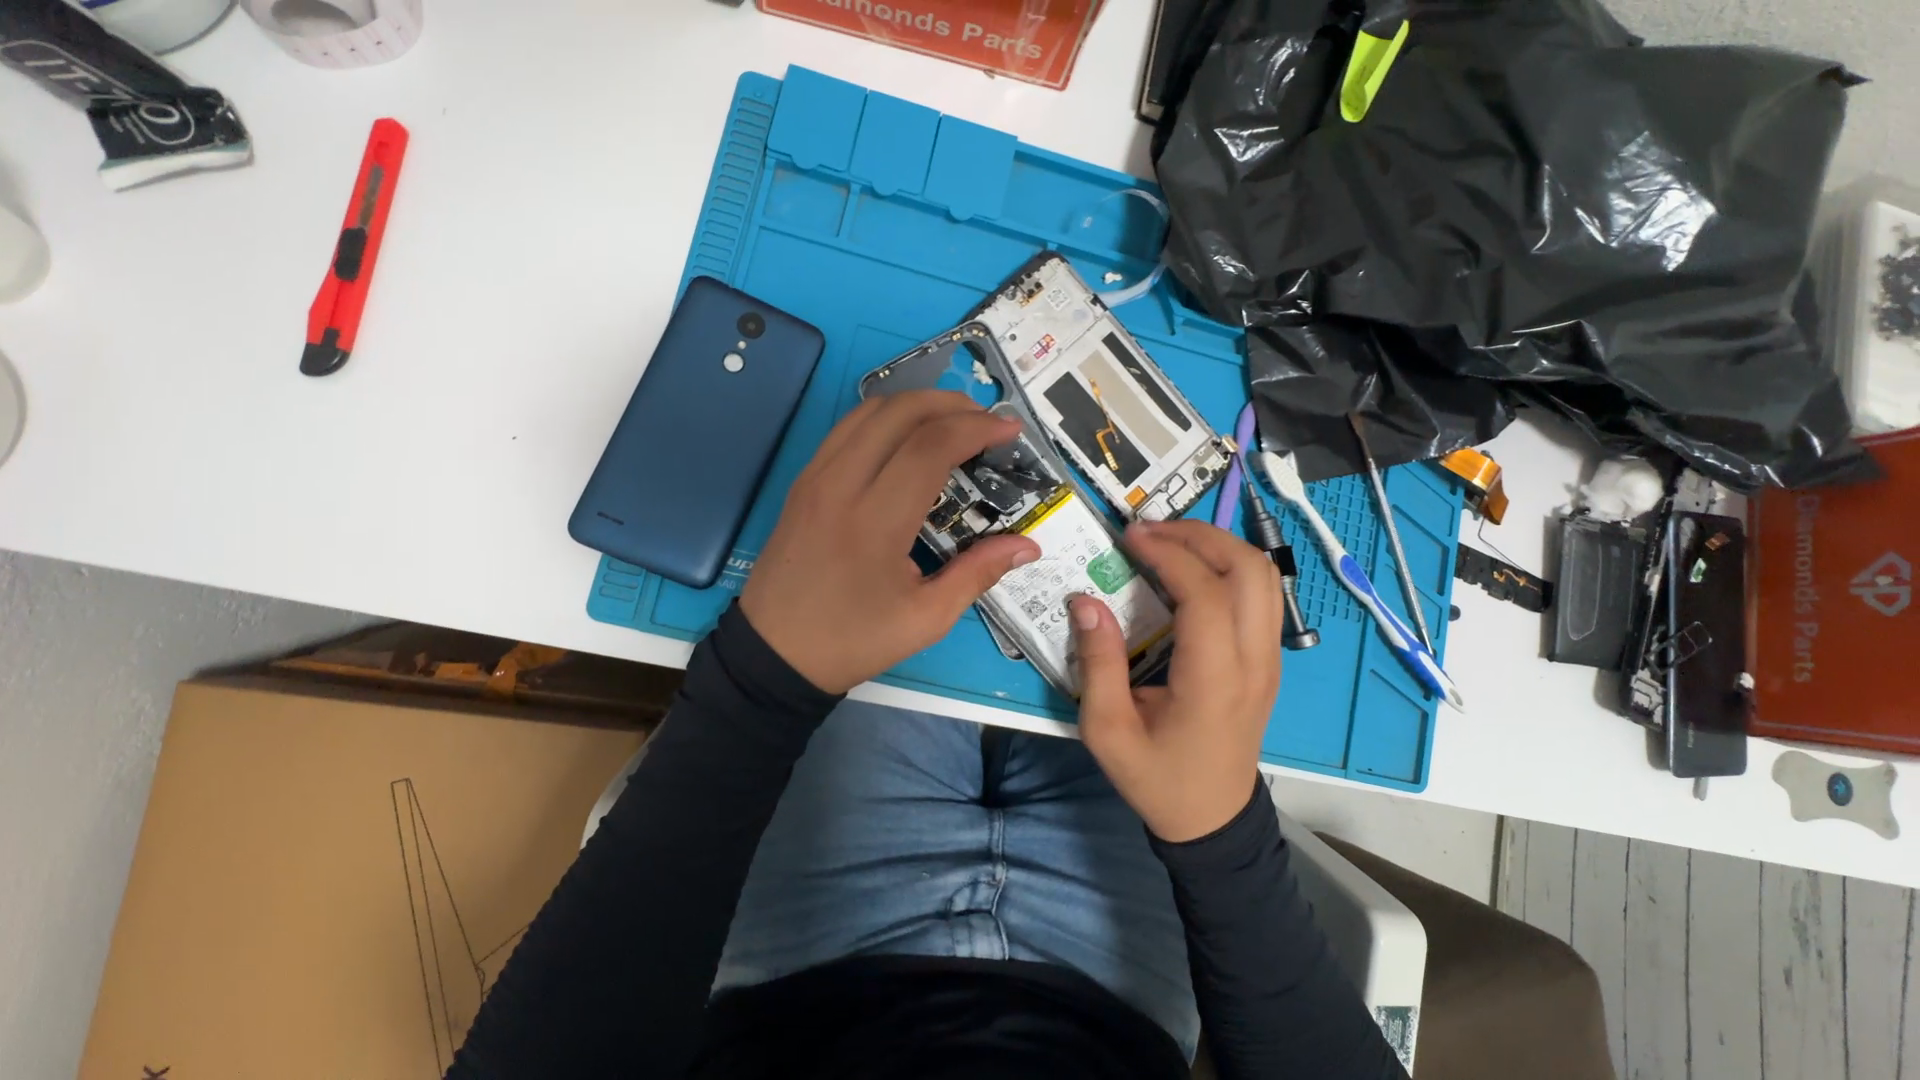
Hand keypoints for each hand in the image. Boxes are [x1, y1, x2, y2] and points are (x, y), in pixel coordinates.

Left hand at [741, 391, 1040, 694]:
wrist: (774, 652)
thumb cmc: (853, 639)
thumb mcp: (925, 619)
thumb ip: (978, 573)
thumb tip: (1028, 545)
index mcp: (874, 521)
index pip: (930, 446)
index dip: (976, 428)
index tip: (1010, 430)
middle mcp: (841, 484)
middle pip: (900, 412)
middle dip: (951, 405)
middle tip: (987, 420)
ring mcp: (816, 477)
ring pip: (869, 410)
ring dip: (917, 405)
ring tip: (953, 422)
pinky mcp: (803, 481)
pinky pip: (847, 428)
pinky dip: (885, 418)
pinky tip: (908, 438)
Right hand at [1071, 520, 1281, 841]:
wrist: (1211, 819)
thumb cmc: (1157, 778)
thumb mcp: (1108, 731)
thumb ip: (1097, 663)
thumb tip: (1085, 600)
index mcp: (1215, 680)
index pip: (1206, 593)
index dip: (1169, 553)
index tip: (1130, 537)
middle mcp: (1254, 660)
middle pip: (1250, 569)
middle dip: (1200, 536)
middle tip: (1151, 532)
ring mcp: (1269, 659)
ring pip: (1265, 576)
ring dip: (1219, 547)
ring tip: (1170, 543)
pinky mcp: (1268, 660)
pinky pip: (1262, 595)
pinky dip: (1230, 568)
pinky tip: (1192, 572)